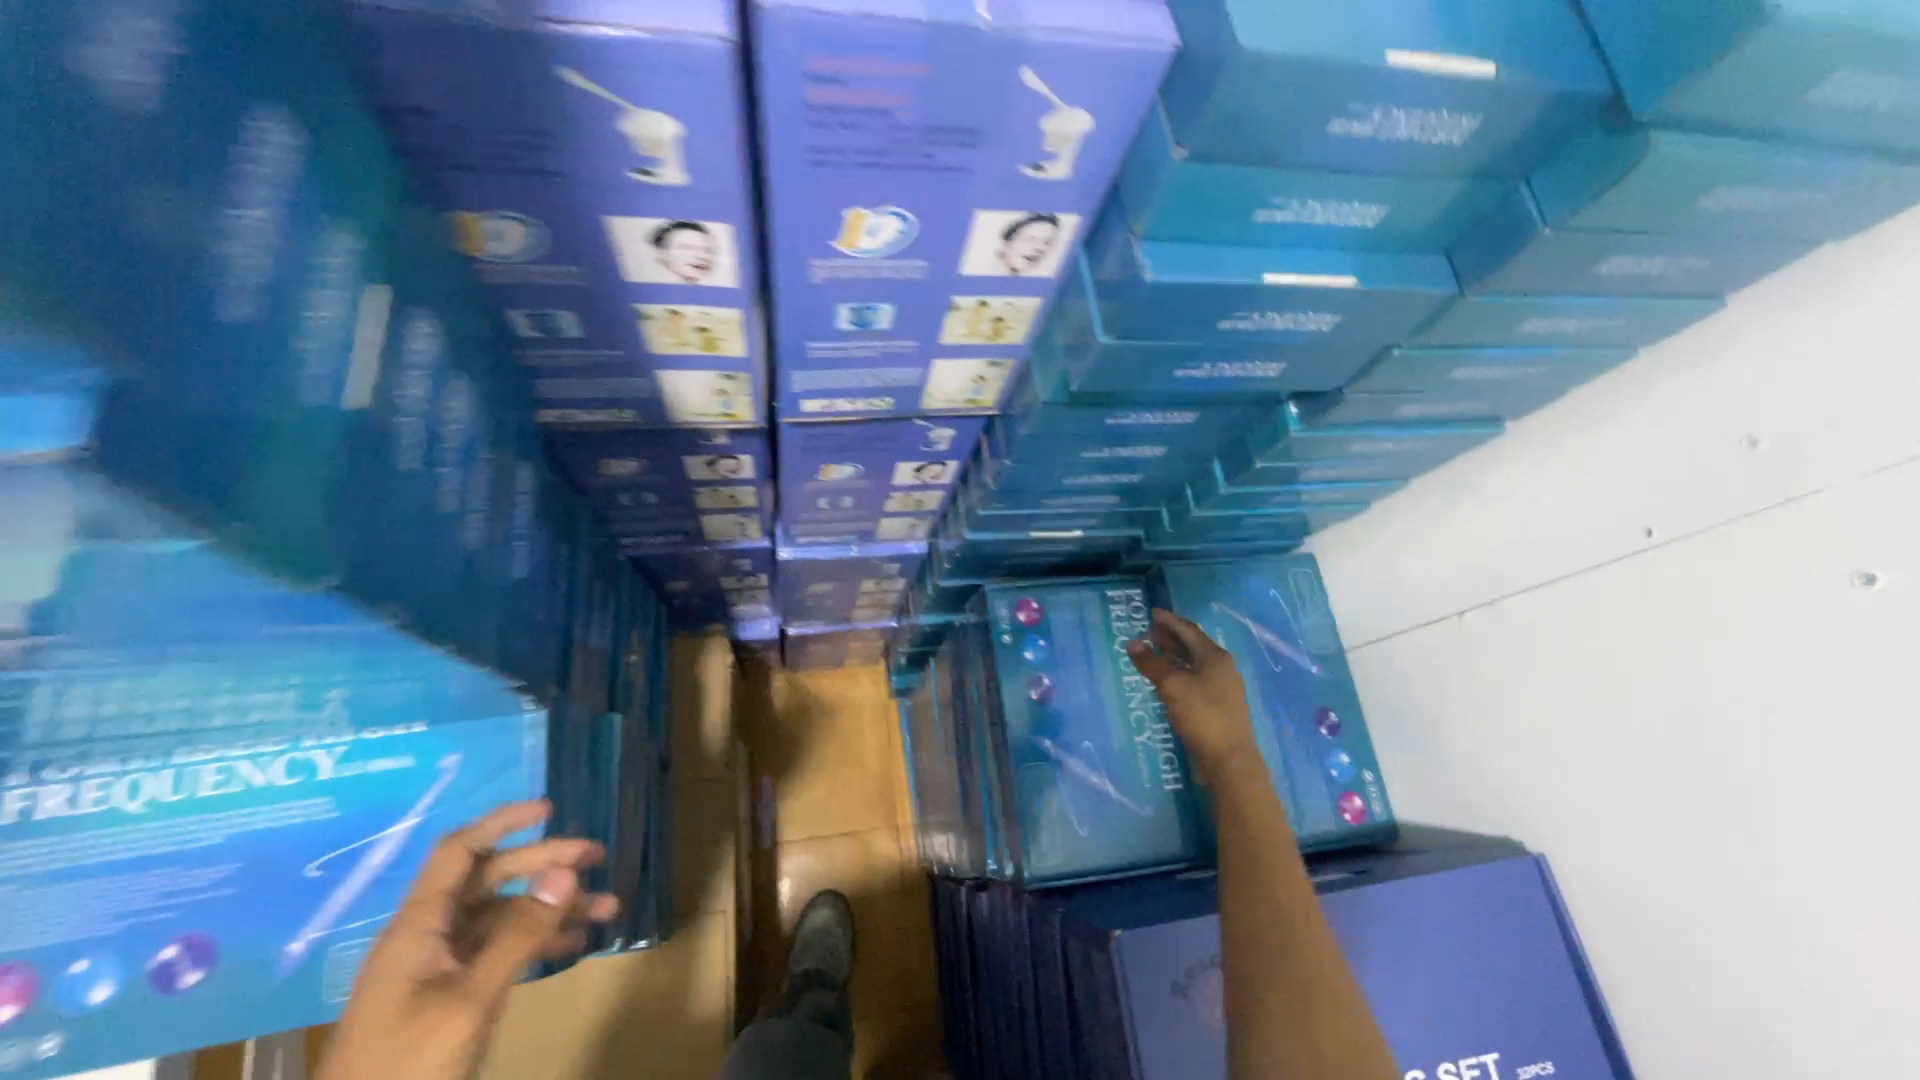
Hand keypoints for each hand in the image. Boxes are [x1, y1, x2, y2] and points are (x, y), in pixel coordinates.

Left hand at [319, 801, 619, 1079]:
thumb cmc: (409, 1064)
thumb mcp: (472, 999)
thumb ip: (519, 933)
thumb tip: (566, 870)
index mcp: (419, 925)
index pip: (460, 852)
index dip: (502, 823)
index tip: (550, 810)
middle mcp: (426, 934)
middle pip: (489, 880)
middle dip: (544, 865)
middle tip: (598, 857)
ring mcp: (435, 965)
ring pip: (500, 916)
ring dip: (551, 909)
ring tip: (606, 910)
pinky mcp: (445, 993)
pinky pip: (496, 950)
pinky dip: (535, 942)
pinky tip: (573, 947)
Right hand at [1126, 609, 1260, 783]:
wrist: (1228, 759)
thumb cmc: (1202, 716)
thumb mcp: (1173, 686)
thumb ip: (1152, 663)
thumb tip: (1132, 643)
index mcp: (1215, 657)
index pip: (1189, 630)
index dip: (1169, 621)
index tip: (1151, 613)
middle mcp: (1220, 668)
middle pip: (1192, 646)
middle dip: (1170, 637)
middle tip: (1148, 632)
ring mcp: (1220, 688)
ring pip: (1192, 665)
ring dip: (1172, 657)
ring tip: (1151, 653)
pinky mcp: (1214, 706)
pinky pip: (1192, 681)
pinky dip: (1177, 674)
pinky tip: (1164, 680)